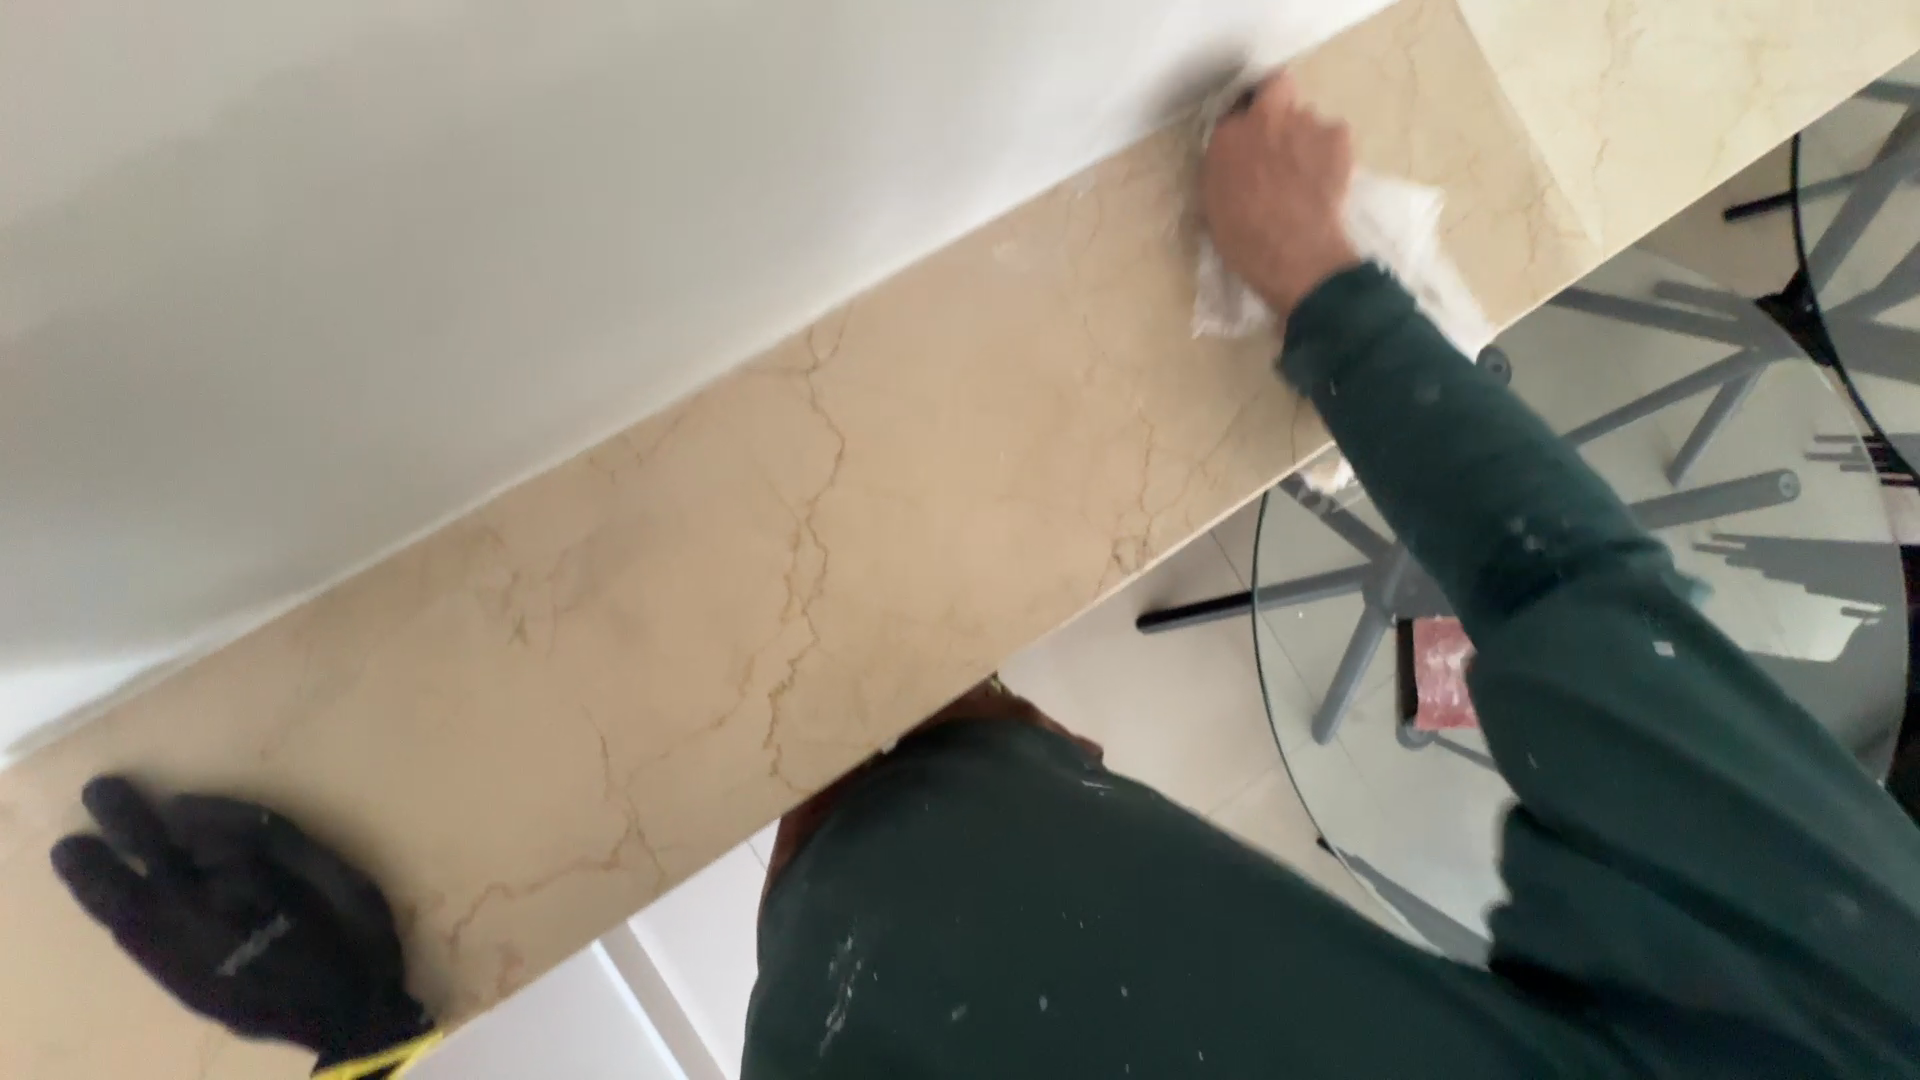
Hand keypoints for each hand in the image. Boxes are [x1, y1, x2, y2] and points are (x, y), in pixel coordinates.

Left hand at [51, 776, 432, 1068]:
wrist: (339, 1009)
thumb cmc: (353, 934)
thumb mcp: (345, 879)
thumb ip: (292, 848)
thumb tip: (241, 828)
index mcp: (257, 882)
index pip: (214, 835)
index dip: (199, 813)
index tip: (178, 798)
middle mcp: (209, 911)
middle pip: (160, 856)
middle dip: (130, 822)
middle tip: (104, 787)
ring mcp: (180, 945)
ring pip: (124, 899)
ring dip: (94, 871)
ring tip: (70, 846)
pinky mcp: (166, 972)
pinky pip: (127, 932)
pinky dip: (106, 908)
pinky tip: (93, 892)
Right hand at [1203, 72, 1360, 318]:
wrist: (1292, 253)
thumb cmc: (1243, 239)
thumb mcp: (1214, 205)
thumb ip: (1223, 169)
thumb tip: (1235, 159)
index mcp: (1227, 138)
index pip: (1234, 110)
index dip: (1243, 123)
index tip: (1247, 141)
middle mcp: (1265, 118)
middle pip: (1275, 86)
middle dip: (1276, 99)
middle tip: (1278, 135)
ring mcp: (1306, 122)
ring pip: (1307, 119)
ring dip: (1304, 138)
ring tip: (1305, 177)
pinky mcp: (1338, 135)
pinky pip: (1332, 136)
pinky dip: (1329, 153)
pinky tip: (1324, 181)